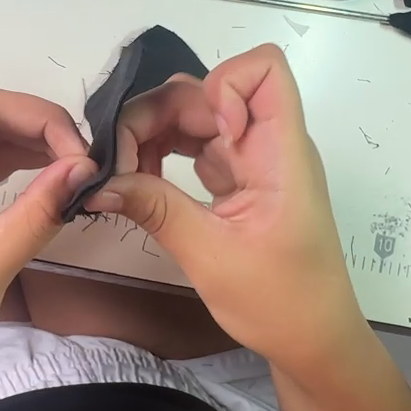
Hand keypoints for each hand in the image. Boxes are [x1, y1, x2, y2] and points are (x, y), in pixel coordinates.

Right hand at [88, 45, 365, 373]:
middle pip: (207, 92)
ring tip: (124, 172)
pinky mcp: (236, 175)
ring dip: (153, 132)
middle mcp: (266, 142)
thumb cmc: (281, 303)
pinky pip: (193, 143)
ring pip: (195, 114)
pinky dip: (160, 153)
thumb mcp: (211, 257)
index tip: (200, 136)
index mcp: (280, 152)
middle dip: (158, 114)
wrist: (312, 341)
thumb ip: (155, 209)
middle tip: (120, 161)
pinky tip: (138, 180)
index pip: (265, 69)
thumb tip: (98, 183)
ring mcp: (250, 157)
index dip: (223, 84)